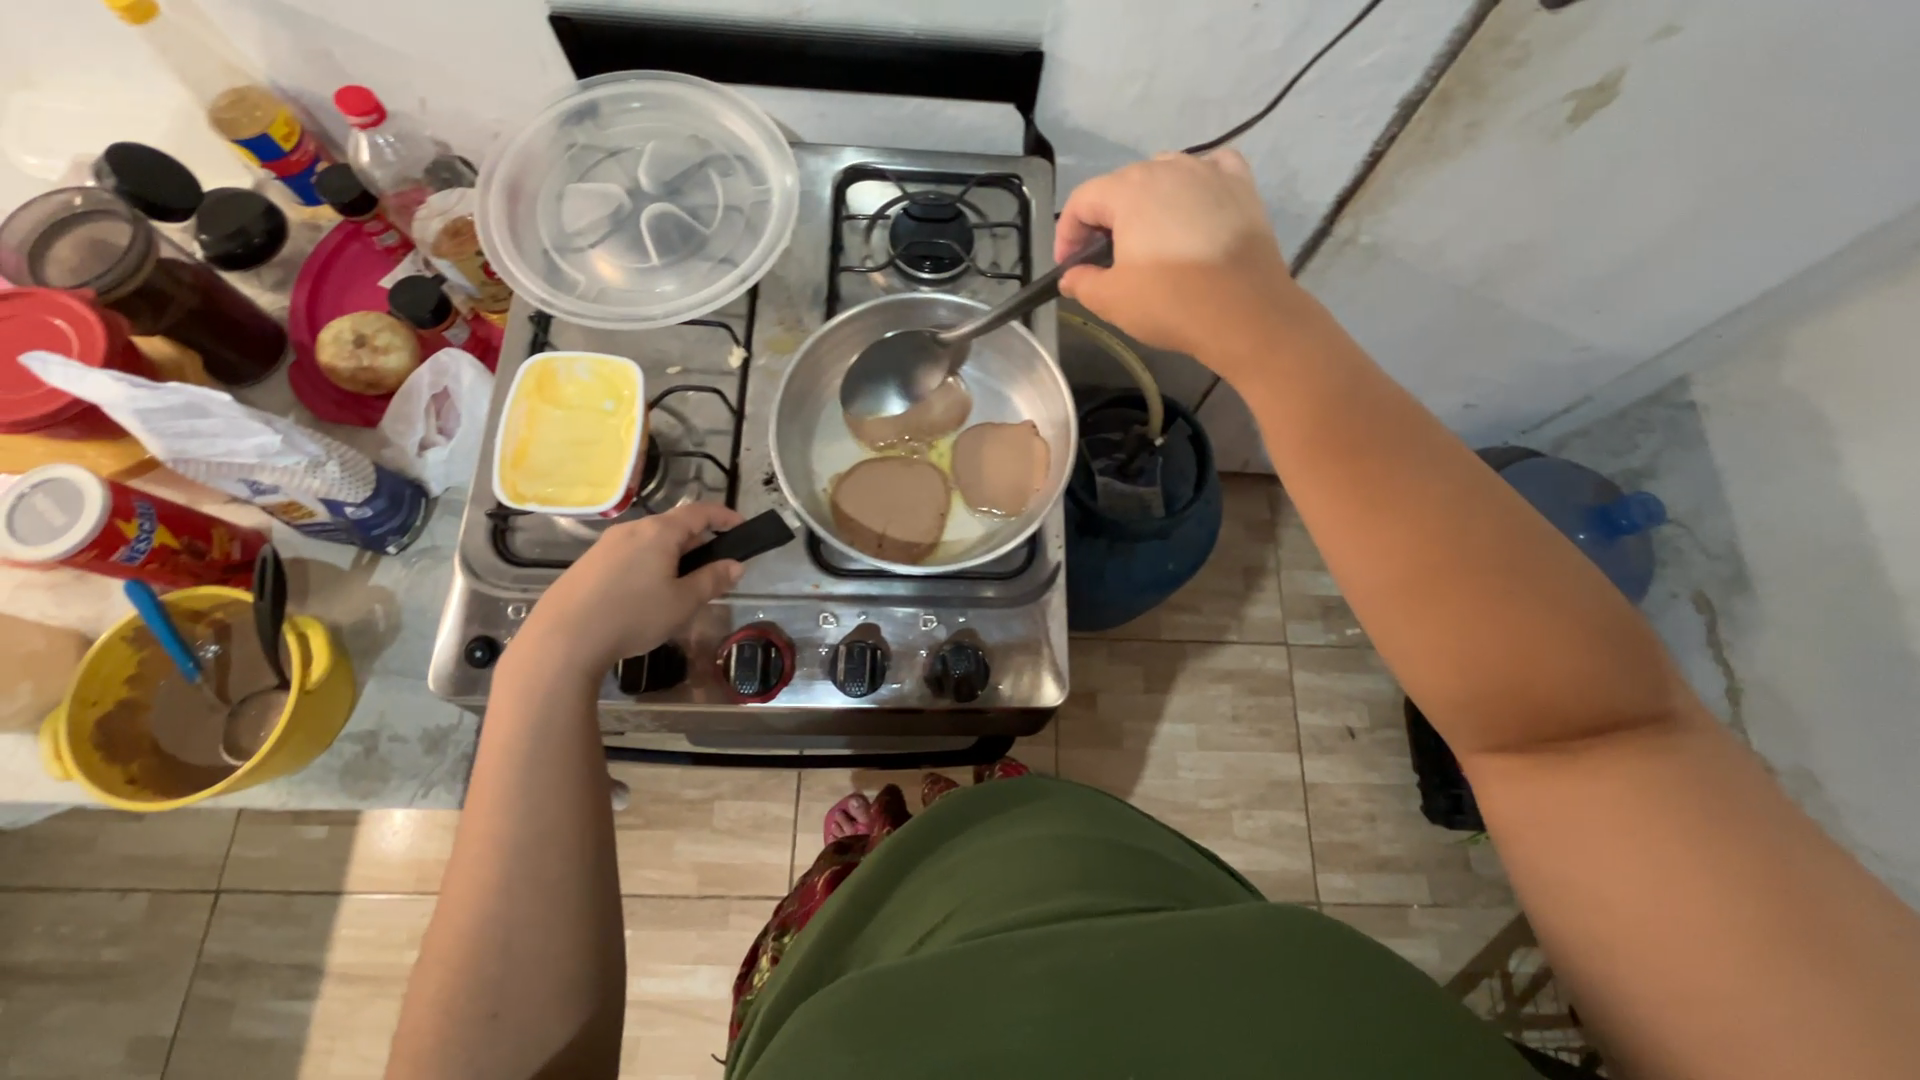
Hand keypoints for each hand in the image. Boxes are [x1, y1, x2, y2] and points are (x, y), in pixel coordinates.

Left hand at [514, 502, 744, 676]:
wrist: (563, 638)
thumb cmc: (632, 616)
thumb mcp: (682, 602)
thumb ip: (712, 580)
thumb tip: (735, 565)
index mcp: (659, 532)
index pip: (700, 512)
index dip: (724, 517)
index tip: (740, 528)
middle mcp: (632, 529)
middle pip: (673, 526)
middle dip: (698, 542)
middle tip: (713, 568)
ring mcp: (606, 545)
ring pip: (650, 542)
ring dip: (672, 556)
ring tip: (681, 587)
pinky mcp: (588, 564)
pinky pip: (630, 555)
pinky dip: (649, 566)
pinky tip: (646, 596)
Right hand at [1056, 150, 1302, 362]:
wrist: (1245, 312)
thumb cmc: (1170, 303)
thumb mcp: (1111, 300)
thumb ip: (1081, 282)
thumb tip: (1071, 275)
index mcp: (1128, 190)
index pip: (1082, 201)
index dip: (1067, 234)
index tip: (1068, 266)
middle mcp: (1167, 167)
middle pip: (1122, 186)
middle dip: (1105, 220)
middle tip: (1103, 258)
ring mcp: (1208, 171)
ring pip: (1165, 175)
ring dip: (1148, 202)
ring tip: (1148, 237)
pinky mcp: (1241, 186)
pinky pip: (1211, 171)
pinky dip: (1196, 185)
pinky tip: (1193, 206)